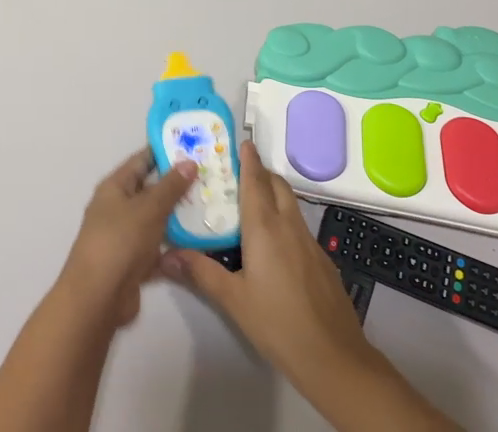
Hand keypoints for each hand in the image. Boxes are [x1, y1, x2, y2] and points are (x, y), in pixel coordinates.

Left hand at [57, 149, 196, 328]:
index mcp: (114, 188)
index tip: (193, 145)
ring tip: (212, 206)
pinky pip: (159, 247)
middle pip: (151, 191)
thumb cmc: (120, 241)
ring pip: (157, 220)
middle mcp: (118, 208)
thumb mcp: (148, 208)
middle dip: (178, 185)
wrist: (99, 296)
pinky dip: (176, 245)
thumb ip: (170, 186)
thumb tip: (189, 161)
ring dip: (180, 216)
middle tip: (211, 177)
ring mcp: (126, 237)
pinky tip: (202, 241)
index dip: (164, 151)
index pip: (141, 161)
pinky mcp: (135, 262)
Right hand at [161, 141, 372, 379]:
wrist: (333, 355)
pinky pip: (300, 228)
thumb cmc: (277, 323)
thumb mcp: (232, 299)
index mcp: (265, 229)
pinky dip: (285, 220)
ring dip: (275, 195)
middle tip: (242, 171)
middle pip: (278, 187)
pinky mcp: (322, 261)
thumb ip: (200, 272)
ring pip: (292, 206)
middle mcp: (290, 227)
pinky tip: (274, 244)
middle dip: (262, 173)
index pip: (256, 183)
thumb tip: (165, 254)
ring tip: (253, 202)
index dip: (249, 161)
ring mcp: (310, 244)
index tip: (243, 142)